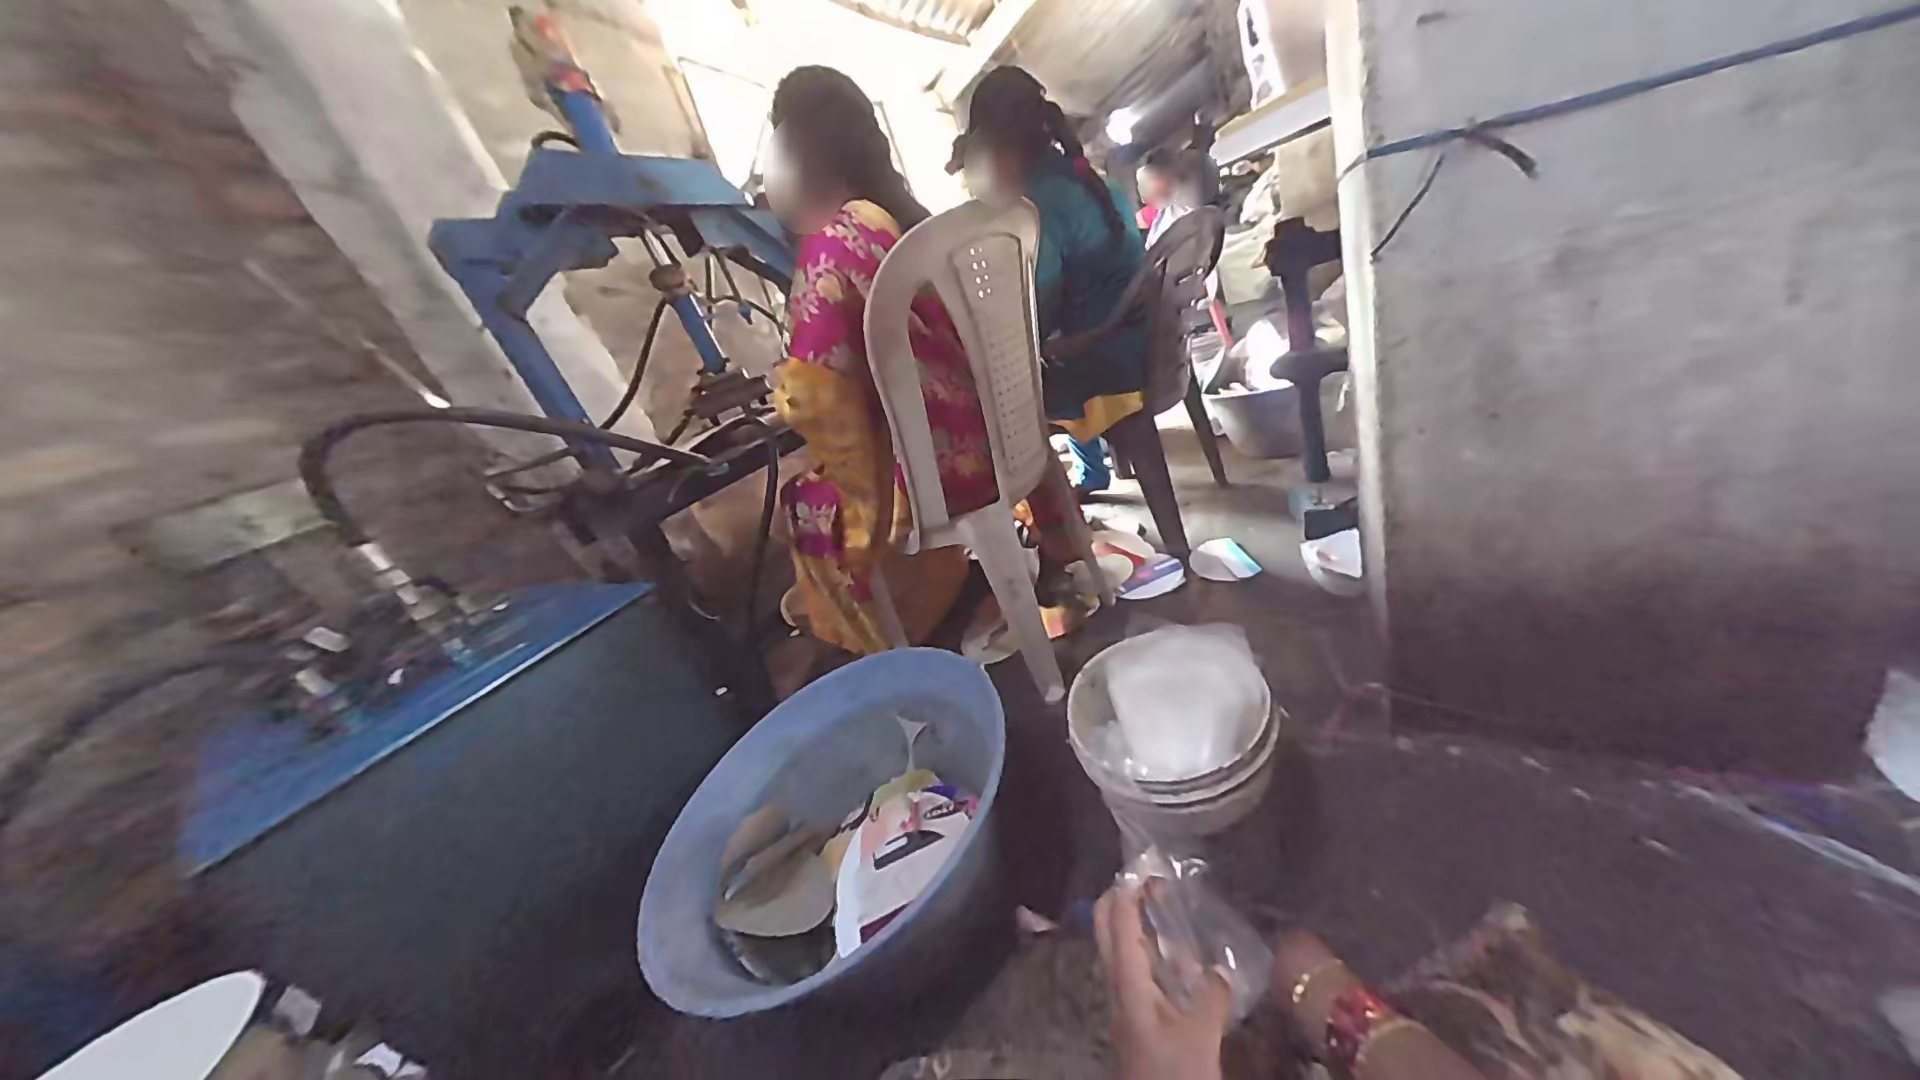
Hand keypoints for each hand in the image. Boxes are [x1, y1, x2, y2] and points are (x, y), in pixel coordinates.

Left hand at [1094, 883, 1232, 1079]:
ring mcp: (1126, 1004)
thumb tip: (1221, 967)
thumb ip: (1211, 998)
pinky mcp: (1138, 1021)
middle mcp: (1119, 987)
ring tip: (1165, 906)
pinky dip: (1151, 954)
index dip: (1127, 893)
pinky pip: (1139, 974)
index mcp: (1127, 984)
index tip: (1144, 868)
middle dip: (1123, 901)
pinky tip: (1178, 958)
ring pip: (1122, 950)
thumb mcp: (1200, 1041)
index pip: (1118, 924)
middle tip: (1151, 883)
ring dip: (1137, 924)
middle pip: (1108, 930)